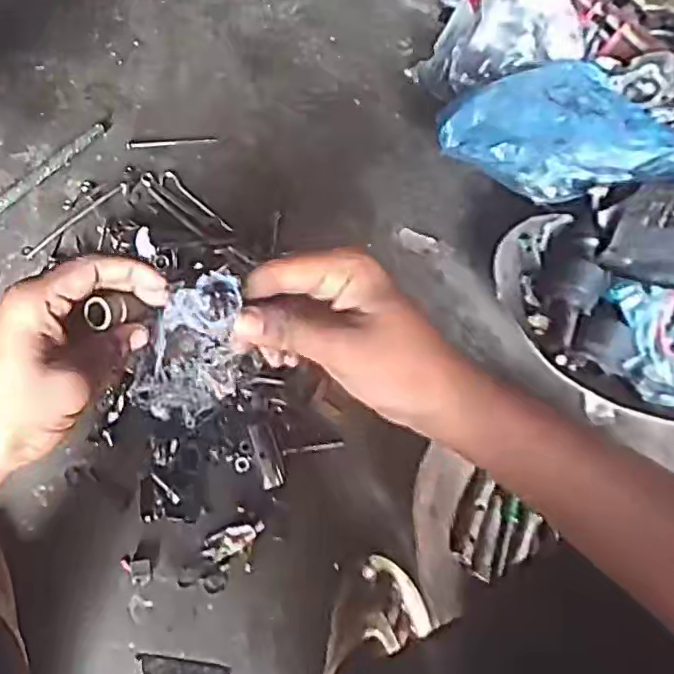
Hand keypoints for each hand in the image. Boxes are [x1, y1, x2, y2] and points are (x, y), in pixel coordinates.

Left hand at [0, 257, 168, 483]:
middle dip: (126, 290)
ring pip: (83, 305)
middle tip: (158, 301)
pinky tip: (118, 346)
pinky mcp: (33, 341)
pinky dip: (98, 332)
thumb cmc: (8, 416)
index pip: (91, 269)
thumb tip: (135, 334)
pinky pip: (73, 325)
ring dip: (114, 315)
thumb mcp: (74, 383)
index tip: (157, 285)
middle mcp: (28, 304)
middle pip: (88, 282)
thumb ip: (109, 351)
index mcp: (32, 301)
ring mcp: (30, 322)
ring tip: (143, 329)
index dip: (131, 273)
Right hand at [232, 248, 479, 435]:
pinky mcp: (336, 316)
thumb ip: (287, 331)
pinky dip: (285, 337)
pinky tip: (284, 356)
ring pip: (284, 304)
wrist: (444, 403)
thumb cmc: (405, 372)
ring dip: (271, 330)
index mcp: (346, 269)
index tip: (228, 325)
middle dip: (260, 316)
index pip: (280, 272)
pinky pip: (297, 318)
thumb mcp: (340, 350)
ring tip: (272, 357)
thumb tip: (240, 320)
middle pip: (279, 285)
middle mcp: (339, 273)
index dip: (251, 297)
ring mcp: (338, 295)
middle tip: (245, 347)